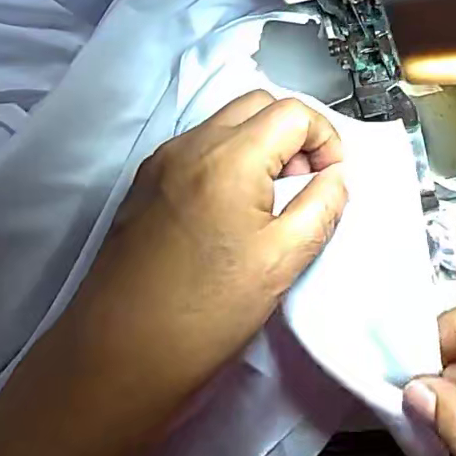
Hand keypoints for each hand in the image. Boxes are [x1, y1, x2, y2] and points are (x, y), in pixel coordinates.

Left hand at [57, 91, 348, 403]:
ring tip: (268, 199)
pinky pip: (198, 144)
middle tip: (302, 182)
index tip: (329, 178)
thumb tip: (336, 176)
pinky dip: (226, 156)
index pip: (293, 112)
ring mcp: (162, 158)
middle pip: (258, 103)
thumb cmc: (205, 313)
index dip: (324, 138)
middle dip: (292, 131)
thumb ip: (321, 207)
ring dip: (259, 142)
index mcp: (228, 157)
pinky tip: (230, 207)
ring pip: (225, 120)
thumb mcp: (281, 261)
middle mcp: (190, 143)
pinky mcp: (145, 178)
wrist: (119, 352)